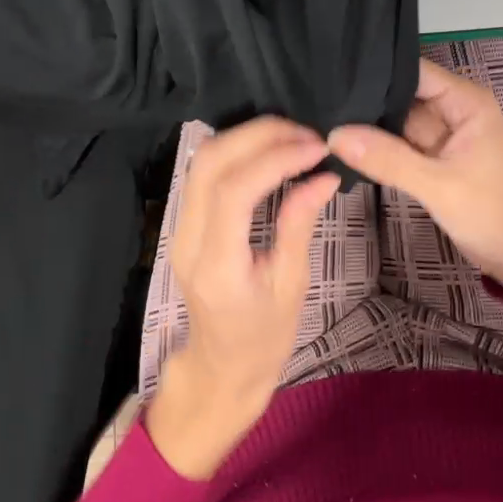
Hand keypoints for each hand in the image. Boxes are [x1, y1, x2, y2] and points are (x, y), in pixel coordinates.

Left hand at [145, 118, 338, 479]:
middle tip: (308, 136)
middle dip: (261, 135)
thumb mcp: (292, 285)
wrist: (222, 366)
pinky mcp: (184, 220)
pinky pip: (204, 169)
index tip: (317, 149)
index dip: (275, 159)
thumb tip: (324, 175)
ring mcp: (178, 228)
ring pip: (202, 159)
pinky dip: (238, 149)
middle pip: (210, 162)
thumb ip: (300, 225)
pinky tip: (271, 149)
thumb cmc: (264, 336)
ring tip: (294, 138)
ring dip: (248, 137)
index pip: (234, 192)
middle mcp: (188, 241)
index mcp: (217, 267)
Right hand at [328, 59, 502, 300]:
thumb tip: (334, 134)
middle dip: (365, 98)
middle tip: (317, 100)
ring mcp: (443, 136)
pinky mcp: (434, 160)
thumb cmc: (494, 214)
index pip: (413, 70)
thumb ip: (387, 159)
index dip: (376, 69)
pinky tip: (342, 141)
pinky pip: (400, 144)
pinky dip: (377, 145)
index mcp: (466, 101)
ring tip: (321, 116)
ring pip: (397, 120)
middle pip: (401, 93)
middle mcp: (453, 110)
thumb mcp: (438, 186)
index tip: (331, 71)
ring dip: (367, 123)